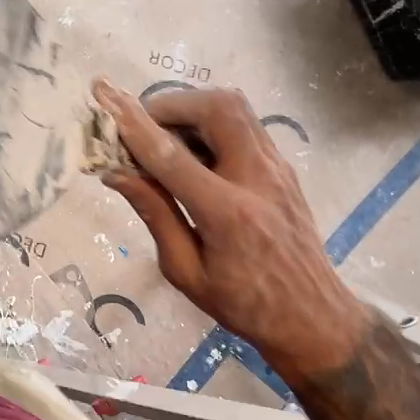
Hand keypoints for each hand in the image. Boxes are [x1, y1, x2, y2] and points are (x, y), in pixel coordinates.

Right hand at [91, 80, 371, 378]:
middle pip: (218, 108)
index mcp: (228, 214)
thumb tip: (115, 172)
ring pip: (235, 108)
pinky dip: (209, 125)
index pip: (172, 155)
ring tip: (164, 141)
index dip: (134, 125)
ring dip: (191, 111)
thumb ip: (154, 214)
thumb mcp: (185, 270)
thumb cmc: (243, 304)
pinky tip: (191, 155)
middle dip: (171, 106)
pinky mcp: (283, 168)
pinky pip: (244, 125)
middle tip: (142, 130)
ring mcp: (277, 169)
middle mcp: (258, 179)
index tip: (104, 100)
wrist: (315, 319)